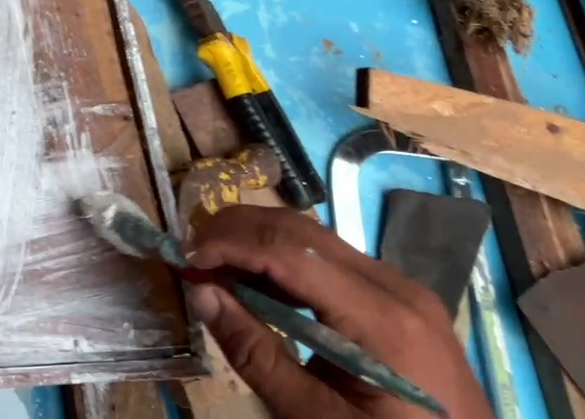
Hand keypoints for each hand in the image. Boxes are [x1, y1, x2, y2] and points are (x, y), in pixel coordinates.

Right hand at [185, 206, 494, 418]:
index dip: (229, 245)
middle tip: (188, 254)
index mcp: (385, 320)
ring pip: (311, 236)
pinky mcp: (399, 299)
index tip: (182, 258)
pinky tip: (254, 281)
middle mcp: (397, 287)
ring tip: (211, 264)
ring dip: (255, 240)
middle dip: (234, 231)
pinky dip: (282, 259)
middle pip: (299, 230)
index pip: (291, 250)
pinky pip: (329, 259)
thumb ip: (256, 355)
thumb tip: (198, 291)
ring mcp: (403, 289)